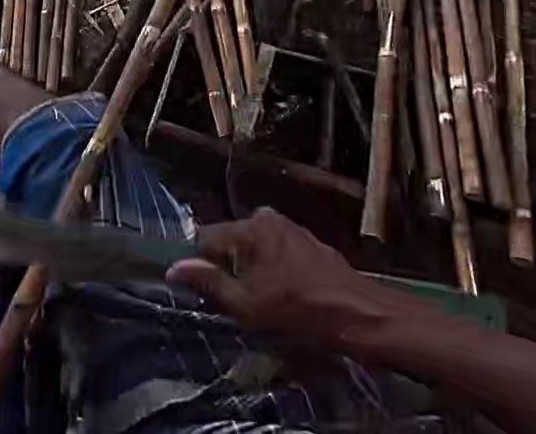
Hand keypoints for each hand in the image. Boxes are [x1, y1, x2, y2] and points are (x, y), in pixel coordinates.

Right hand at [166, 208, 424, 357]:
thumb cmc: (300, 312)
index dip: (198, 262)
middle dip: (226, 266)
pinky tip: (281, 292)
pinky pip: (276, 250)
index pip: (205, 236)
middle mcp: (266, 217)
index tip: (200, 288)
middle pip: (230, 239)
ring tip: (258, 299)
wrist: (363, 318)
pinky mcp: (308, 242)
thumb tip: (173, 267)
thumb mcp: (247, 306)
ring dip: (250, 267)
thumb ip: (208, 283)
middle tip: (233, 299)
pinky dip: (271, 267)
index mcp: (248, 226)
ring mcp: (290, 227)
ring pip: (254, 245)